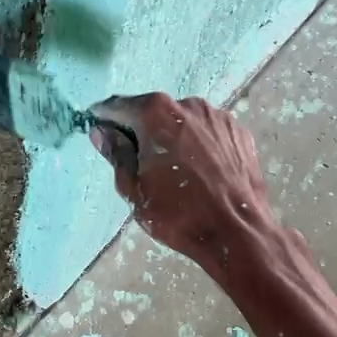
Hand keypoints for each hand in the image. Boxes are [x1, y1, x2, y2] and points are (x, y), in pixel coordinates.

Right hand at [89, 94, 279, 268]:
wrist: (237, 232)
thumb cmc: (177, 213)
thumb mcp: (133, 188)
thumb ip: (116, 154)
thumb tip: (101, 132)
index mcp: (155, 113)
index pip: (118, 105)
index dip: (104, 116)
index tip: (97, 127)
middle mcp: (188, 104)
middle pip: (153, 111)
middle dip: (141, 129)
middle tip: (137, 161)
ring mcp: (217, 116)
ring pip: (183, 121)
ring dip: (172, 137)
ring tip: (173, 171)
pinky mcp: (239, 132)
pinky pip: (207, 133)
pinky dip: (198, 145)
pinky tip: (199, 172)